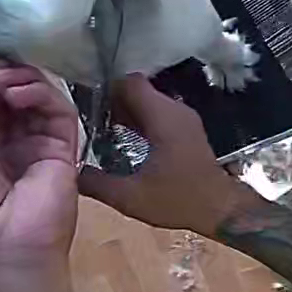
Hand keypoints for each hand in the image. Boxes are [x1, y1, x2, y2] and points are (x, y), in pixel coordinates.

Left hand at [0, 65, 80, 291]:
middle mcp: (14, 142)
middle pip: (17, 96)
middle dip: (7, 75)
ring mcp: (42, 145)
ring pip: (41, 100)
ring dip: (24, 82)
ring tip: (7, 82)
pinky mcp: (68, 149)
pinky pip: (61, 114)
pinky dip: (43, 96)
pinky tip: (21, 94)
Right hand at [77, 74, 260, 235]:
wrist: (221, 209)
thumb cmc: (178, 200)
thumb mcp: (130, 197)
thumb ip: (96, 183)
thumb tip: (70, 170)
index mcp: (163, 117)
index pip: (129, 82)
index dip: (105, 87)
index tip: (83, 100)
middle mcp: (175, 110)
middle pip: (138, 90)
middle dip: (112, 100)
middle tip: (86, 117)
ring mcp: (184, 119)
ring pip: (149, 102)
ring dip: (126, 111)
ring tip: (100, 128)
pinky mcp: (187, 130)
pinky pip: (159, 115)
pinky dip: (141, 121)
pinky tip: (123, 139)